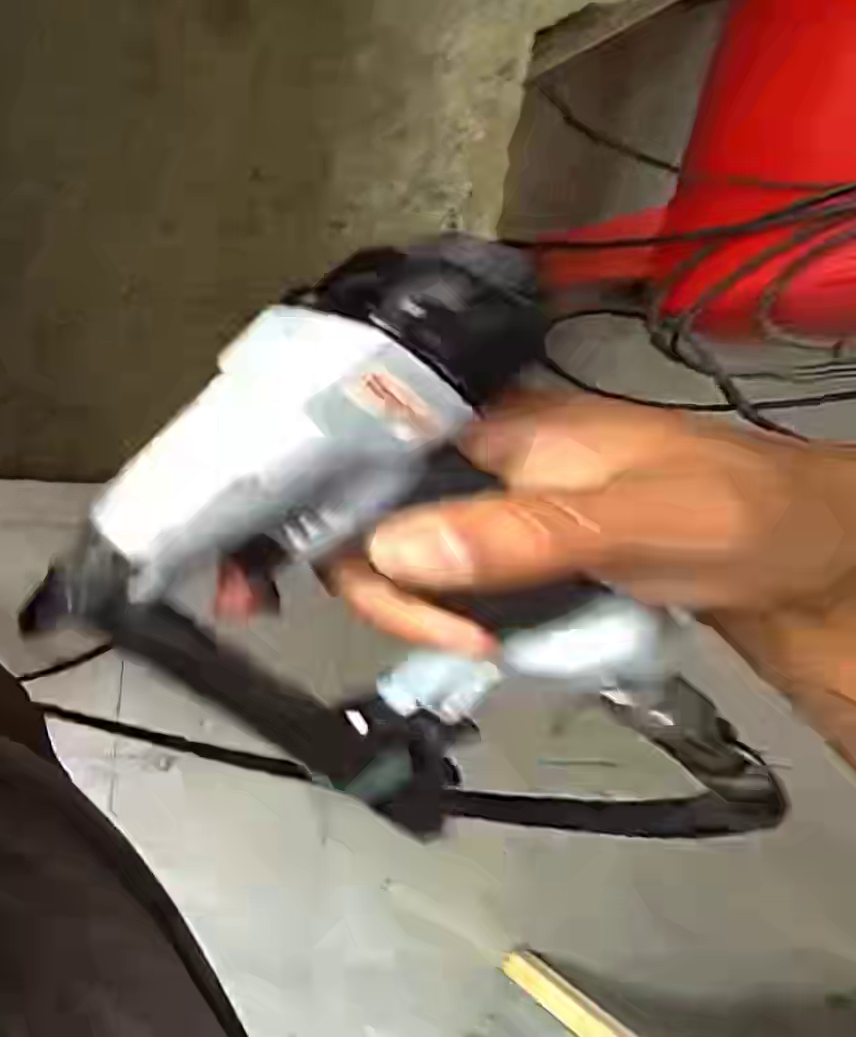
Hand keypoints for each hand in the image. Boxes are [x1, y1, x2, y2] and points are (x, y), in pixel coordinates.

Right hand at [216, 392, 855, 759]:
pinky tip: (449, 633)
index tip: (260, 567)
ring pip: (365, 555)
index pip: (341, 454)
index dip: (291, 501)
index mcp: (456, 422)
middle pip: (342, 515)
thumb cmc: (741, 511)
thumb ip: (519, 532)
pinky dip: (408, 613)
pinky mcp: (455, 548)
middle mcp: (430, 460)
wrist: (809, 561)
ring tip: (468, 639)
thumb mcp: (642, 518)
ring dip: (395, 607)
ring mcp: (440, 506)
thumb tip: (389, 554)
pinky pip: (399, 580)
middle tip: (429, 630)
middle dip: (363, 581)